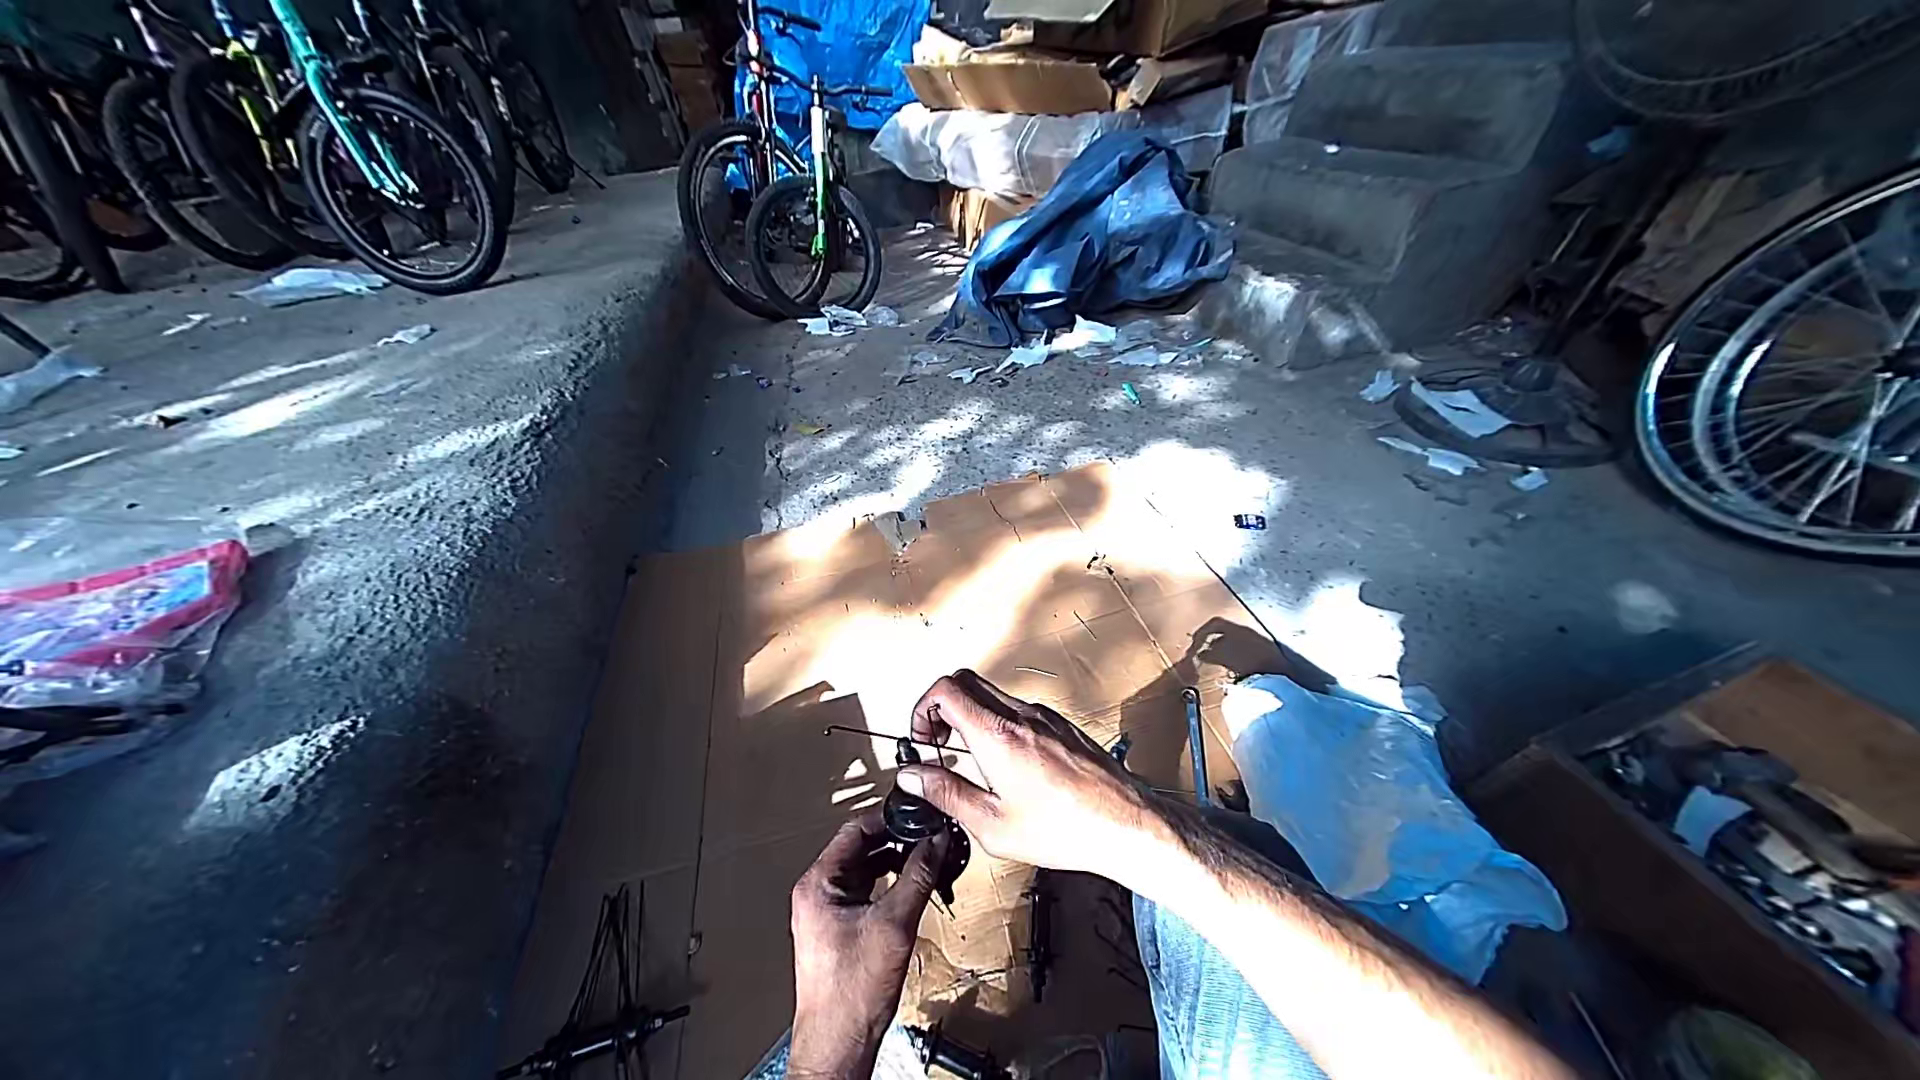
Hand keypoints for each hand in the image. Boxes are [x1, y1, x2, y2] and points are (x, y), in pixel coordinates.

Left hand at [788, 807, 946, 1079]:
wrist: (839, 1044)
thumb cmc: (852, 993)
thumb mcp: (895, 922)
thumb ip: (917, 875)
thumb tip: (935, 842)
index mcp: (818, 883)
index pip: (855, 830)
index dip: (887, 819)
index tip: (913, 813)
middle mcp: (817, 892)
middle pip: (859, 848)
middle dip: (894, 840)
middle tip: (923, 833)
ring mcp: (826, 911)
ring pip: (863, 869)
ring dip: (892, 862)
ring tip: (922, 857)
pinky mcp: (838, 928)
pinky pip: (865, 890)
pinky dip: (887, 883)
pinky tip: (909, 886)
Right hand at [898, 670, 1153, 881]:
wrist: (1124, 824)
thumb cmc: (1067, 830)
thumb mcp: (992, 825)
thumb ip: (946, 794)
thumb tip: (913, 776)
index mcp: (998, 736)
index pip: (945, 690)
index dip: (922, 709)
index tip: (922, 738)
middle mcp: (1020, 716)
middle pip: (965, 680)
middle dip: (941, 706)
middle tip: (938, 740)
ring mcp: (1042, 715)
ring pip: (990, 692)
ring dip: (969, 714)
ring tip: (971, 756)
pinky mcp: (1058, 723)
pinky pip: (1016, 707)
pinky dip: (996, 721)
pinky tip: (1004, 759)